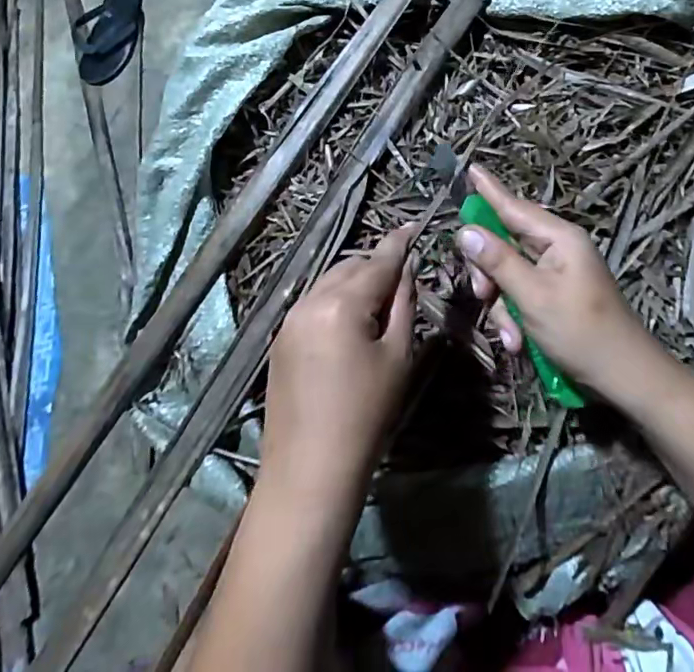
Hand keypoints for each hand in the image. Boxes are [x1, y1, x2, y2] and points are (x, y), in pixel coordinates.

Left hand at [263, 225, 417, 500]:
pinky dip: (335, 301)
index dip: (398, 244)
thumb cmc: (366, 415)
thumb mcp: (398, 357)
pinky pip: (313, 303)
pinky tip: (350, 322)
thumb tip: (405, 271)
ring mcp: (289, 318)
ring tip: (379, 301)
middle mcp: (309, 300)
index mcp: (341, 303)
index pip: (377, 262)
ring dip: (354, 282)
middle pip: (349, 267)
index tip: (413, 227)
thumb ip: (403, 305)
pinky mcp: (280, 337)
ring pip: (329, 282)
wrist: (309, 467)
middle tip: (403, 279)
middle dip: (376, 266)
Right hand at [454, 166, 666, 399]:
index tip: (470, 167)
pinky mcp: (553, 296)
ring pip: (507, 274)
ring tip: (511, 336)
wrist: (624, 377)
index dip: (488, 190)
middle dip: (488, 273)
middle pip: (503, 244)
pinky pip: (520, 295)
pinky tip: (518, 342)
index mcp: (559, 238)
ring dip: (502, 305)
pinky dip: (514, 317)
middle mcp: (557, 249)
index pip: (514, 207)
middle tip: (482, 295)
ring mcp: (555, 273)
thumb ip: (498, 261)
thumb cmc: (581, 331)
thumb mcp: (533, 296)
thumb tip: (465, 231)